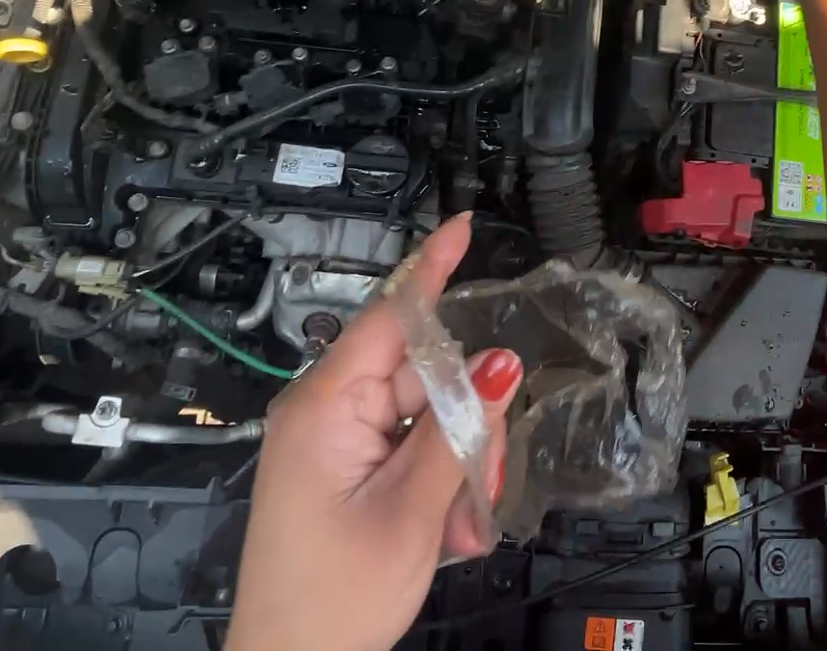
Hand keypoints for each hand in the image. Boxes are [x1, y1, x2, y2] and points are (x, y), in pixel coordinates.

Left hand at [227, 214, 522, 650]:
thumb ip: (458, 431)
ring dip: (458, 455)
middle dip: (466, 416)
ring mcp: (336, 433)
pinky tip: (451, 518)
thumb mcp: (411, 513)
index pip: (389, 314)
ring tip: (463, 517)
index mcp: (325, 406)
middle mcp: (327, 407)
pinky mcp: (347, 457)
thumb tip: (501, 364)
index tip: (463, 226)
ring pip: (426, 409)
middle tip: (486, 477)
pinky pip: (411, 438)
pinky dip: (441, 470)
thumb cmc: (332, 601)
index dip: (430, 265)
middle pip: (423, 372)